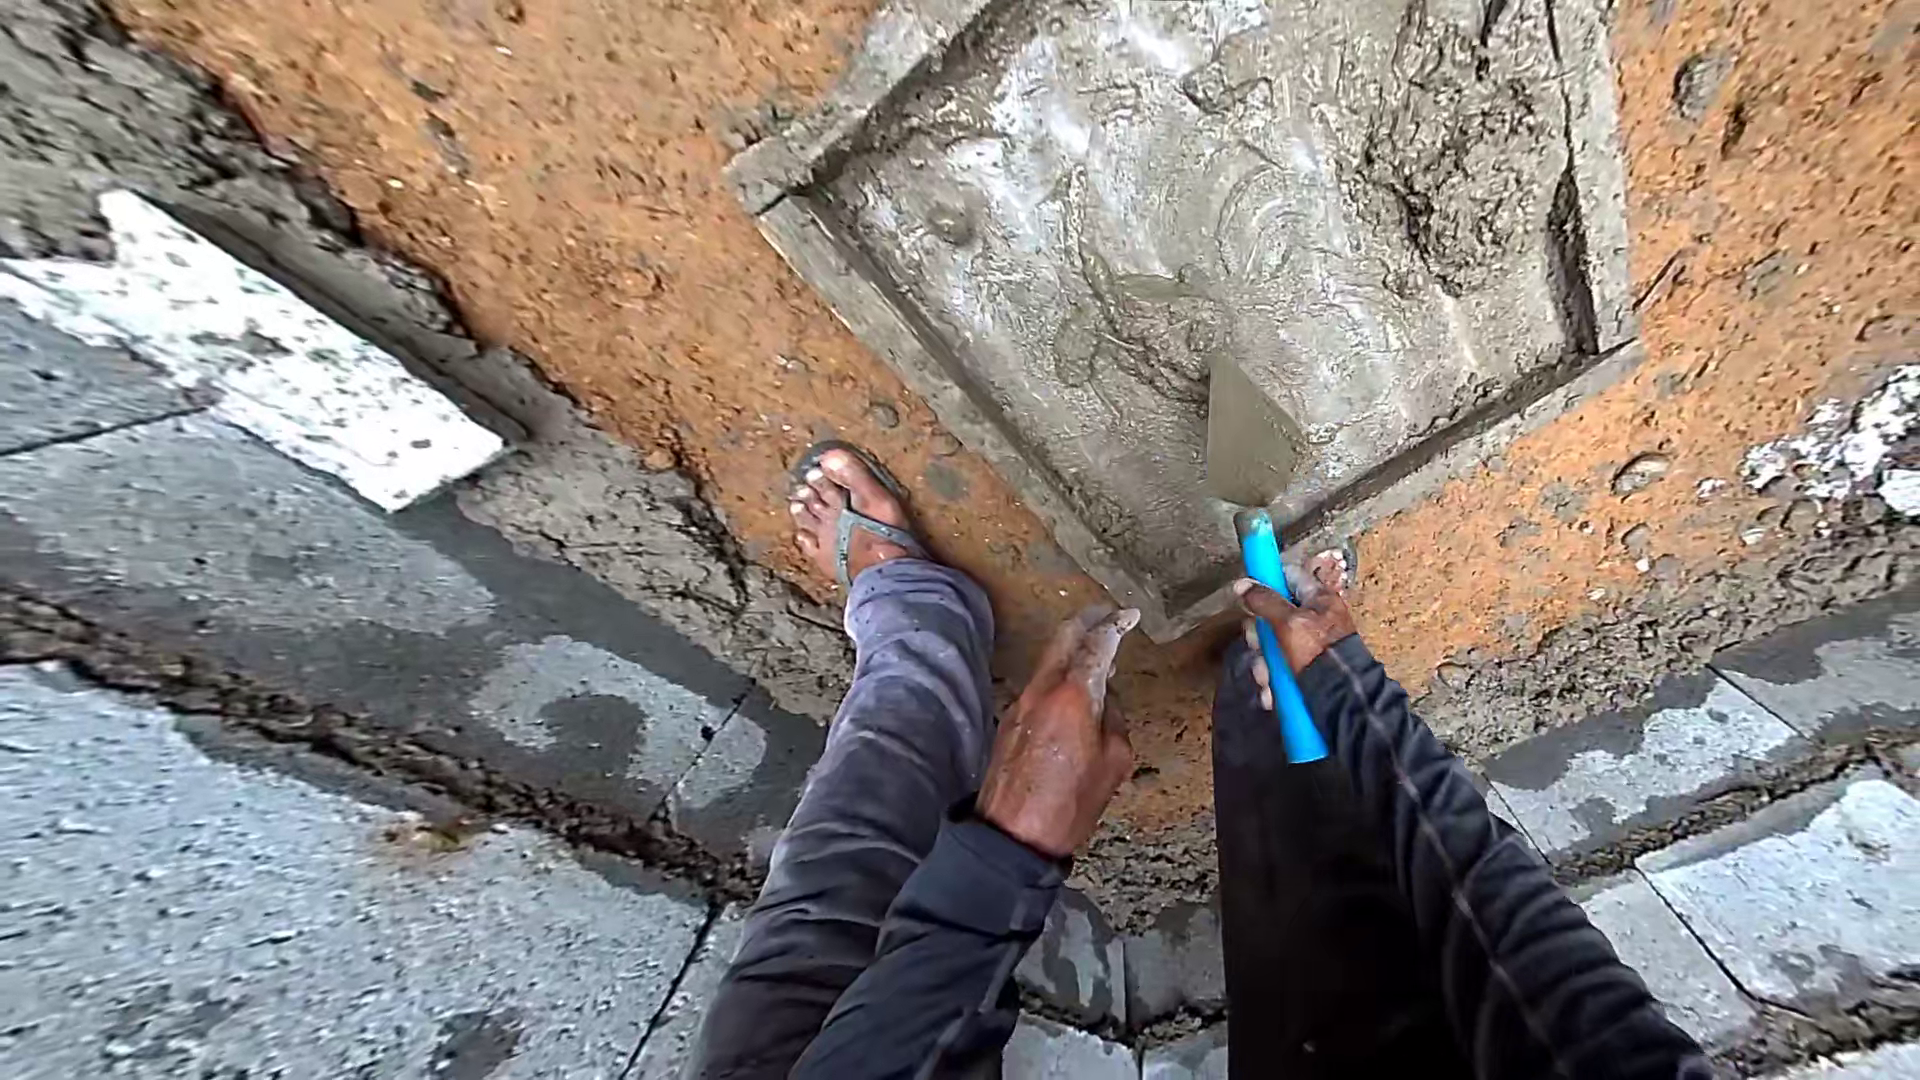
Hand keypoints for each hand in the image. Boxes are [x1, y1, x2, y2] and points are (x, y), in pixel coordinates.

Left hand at [976, 605, 1138, 858]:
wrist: (1013, 832)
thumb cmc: (1071, 802)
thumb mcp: (1114, 762)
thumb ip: (1114, 719)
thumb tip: (1105, 699)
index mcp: (1073, 695)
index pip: (1097, 644)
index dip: (1115, 624)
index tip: (1130, 615)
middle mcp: (1043, 688)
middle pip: (1063, 636)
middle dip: (1087, 620)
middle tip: (1108, 615)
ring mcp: (1022, 700)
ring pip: (1049, 658)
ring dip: (1072, 647)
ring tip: (1096, 654)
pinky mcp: (1011, 715)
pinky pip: (1039, 682)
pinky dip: (1059, 673)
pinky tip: (1073, 690)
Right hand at [1234, 550, 1356, 708]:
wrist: (1341, 700)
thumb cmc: (1319, 653)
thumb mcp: (1287, 621)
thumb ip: (1263, 600)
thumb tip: (1241, 584)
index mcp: (1318, 599)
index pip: (1287, 575)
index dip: (1266, 581)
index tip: (1250, 595)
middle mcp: (1313, 617)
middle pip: (1272, 613)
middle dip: (1259, 634)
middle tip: (1258, 644)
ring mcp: (1308, 643)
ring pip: (1270, 641)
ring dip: (1262, 660)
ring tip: (1266, 677)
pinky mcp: (1303, 665)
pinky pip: (1277, 662)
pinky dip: (1271, 675)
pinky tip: (1270, 687)